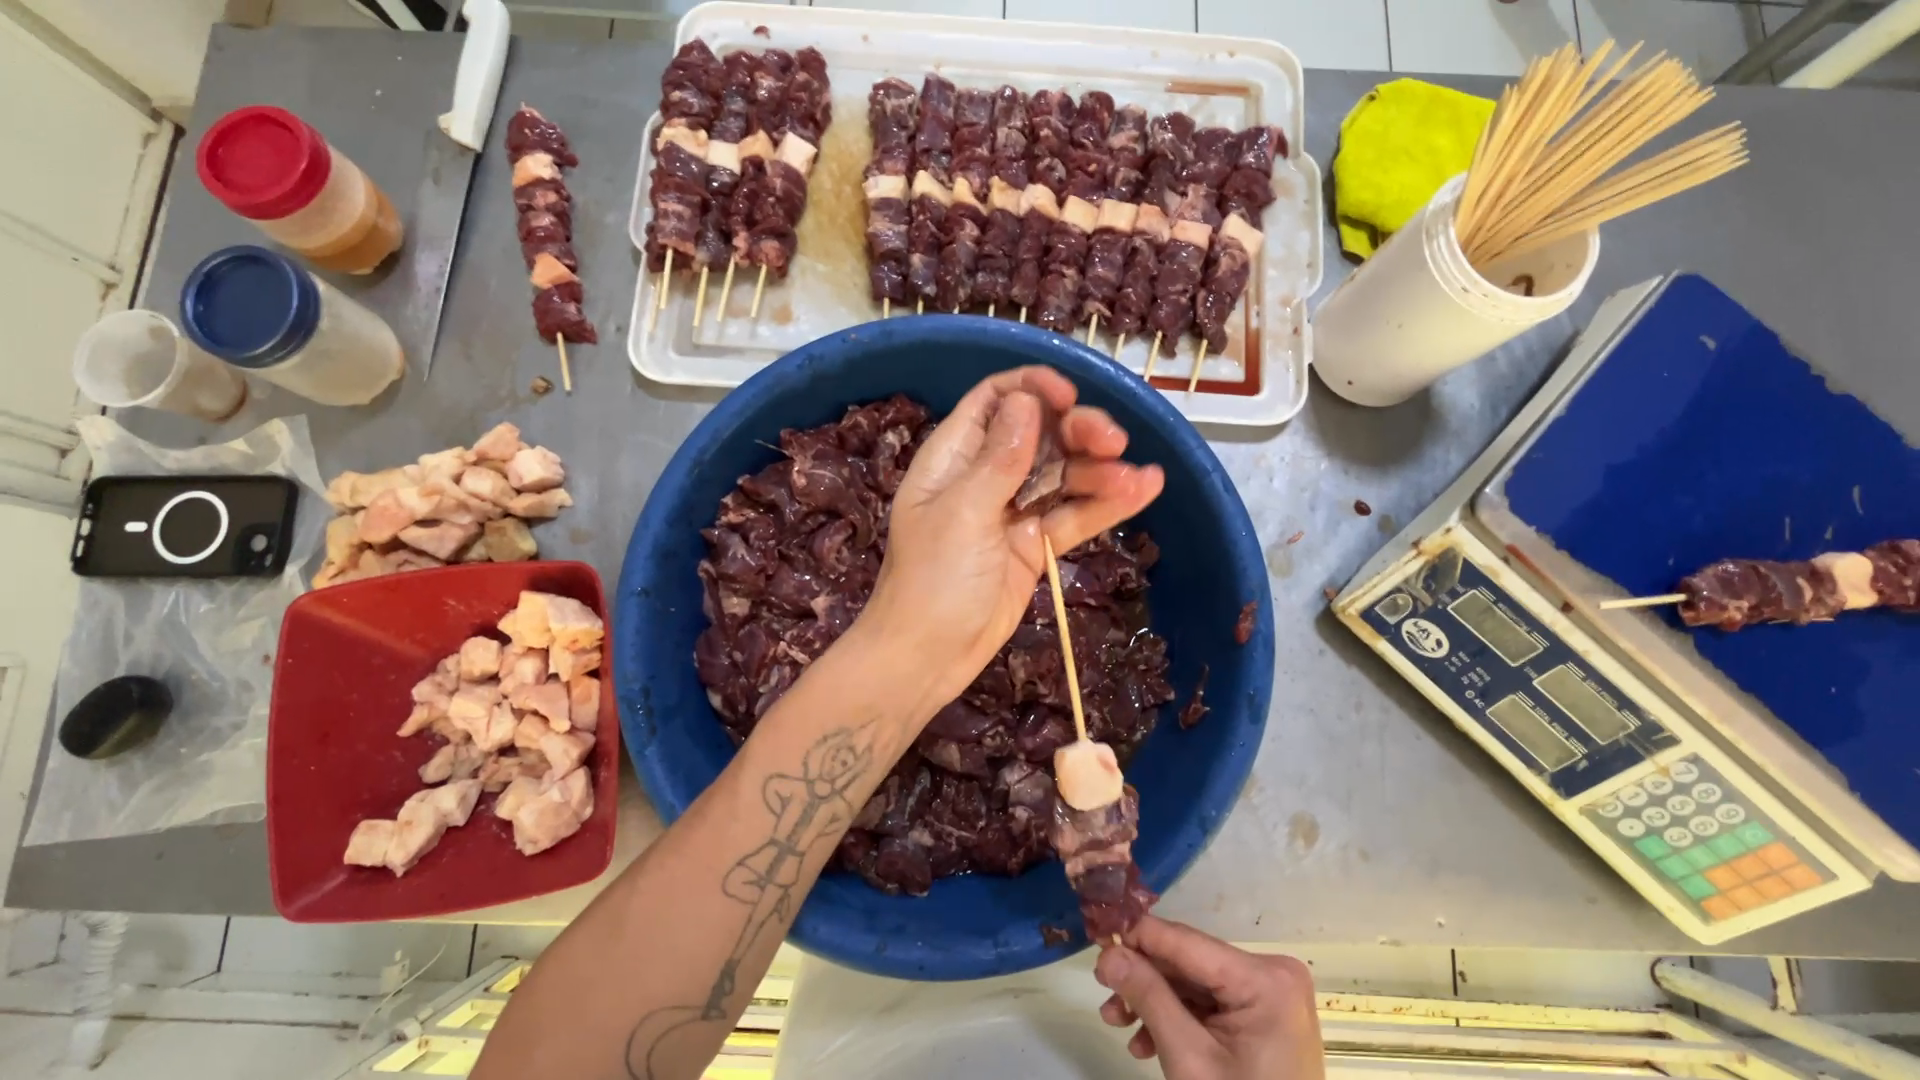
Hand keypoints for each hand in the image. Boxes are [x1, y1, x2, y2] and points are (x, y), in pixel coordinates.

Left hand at [860, 366, 1163, 717]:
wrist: (927, 657)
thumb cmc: (932, 580)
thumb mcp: (962, 512)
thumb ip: (999, 458)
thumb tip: (1027, 401)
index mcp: (954, 457)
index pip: (995, 401)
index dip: (1032, 389)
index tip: (1069, 395)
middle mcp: (985, 475)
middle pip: (1039, 434)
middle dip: (1077, 430)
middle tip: (1113, 441)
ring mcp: (1013, 511)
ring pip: (1063, 475)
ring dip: (1100, 470)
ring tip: (1136, 478)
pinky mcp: (1035, 546)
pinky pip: (1073, 516)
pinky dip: (1105, 504)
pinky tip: (1145, 489)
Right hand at [1095, 917, 1324, 1079]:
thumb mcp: (1188, 1057)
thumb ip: (1148, 996)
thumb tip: (1107, 954)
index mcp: (1264, 978)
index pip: (1184, 940)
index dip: (1135, 937)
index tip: (1095, 944)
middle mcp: (1271, 973)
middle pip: (1187, 962)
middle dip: (1142, 979)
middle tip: (1101, 990)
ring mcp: (1269, 995)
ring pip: (1193, 983)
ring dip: (1153, 1001)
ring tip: (1116, 1023)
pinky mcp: (1263, 1015)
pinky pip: (1208, 1003)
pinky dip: (1177, 1018)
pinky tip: (1145, 1042)